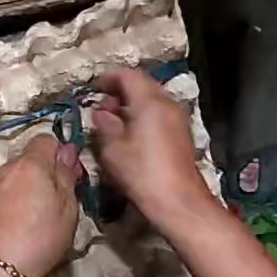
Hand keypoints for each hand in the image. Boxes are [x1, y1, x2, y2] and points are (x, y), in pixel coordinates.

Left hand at [0, 135, 82, 276]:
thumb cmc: (39, 239)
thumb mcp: (68, 208)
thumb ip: (67, 176)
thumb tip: (68, 151)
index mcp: (30, 163)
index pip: (46, 140)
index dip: (61, 154)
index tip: (71, 176)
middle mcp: (5, 169)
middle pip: (29, 160)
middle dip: (44, 174)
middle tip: (58, 202)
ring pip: (15, 178)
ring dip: (27, 190)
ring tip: (37, 219)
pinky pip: (2, 195)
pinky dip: (12, 204)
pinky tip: (19, 227)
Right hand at [93, 69, 220, 232]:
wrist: (177, 200)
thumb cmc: (141, 172)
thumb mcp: (112, 149)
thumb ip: (104, 124)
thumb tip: (102, 113)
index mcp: (150, 103)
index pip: (129, 76)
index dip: (110, 77)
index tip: (95, 86)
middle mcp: (167, 104)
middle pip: (143, 85)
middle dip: (121, 91)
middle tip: (103, 106)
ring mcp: (177, 119)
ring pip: (152, 100)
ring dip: (132, 104)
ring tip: (114, 121)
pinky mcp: (181, 134)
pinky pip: (159, 114)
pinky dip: (143, 115)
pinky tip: (130, 134)